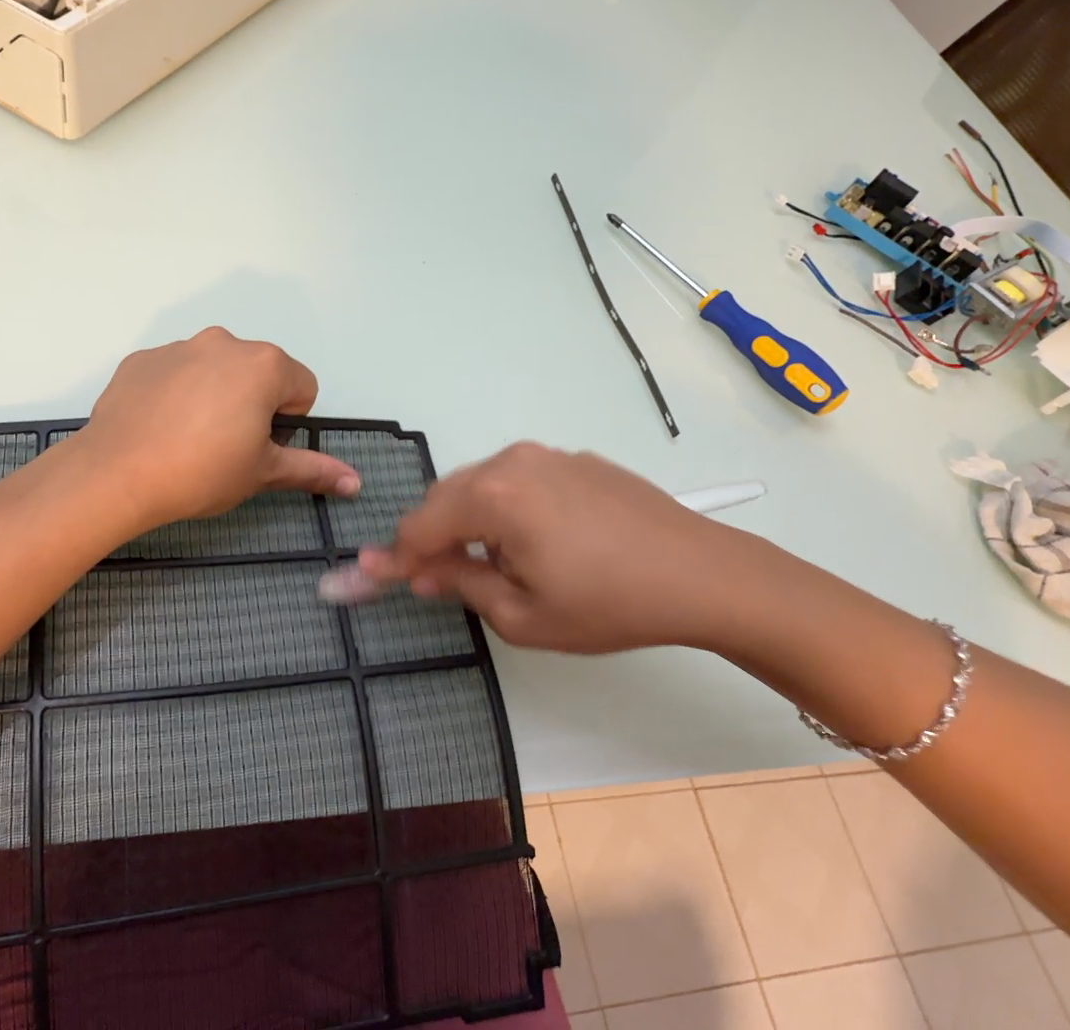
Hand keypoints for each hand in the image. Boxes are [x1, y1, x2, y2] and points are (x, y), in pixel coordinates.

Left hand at [72, 328, 361, 528]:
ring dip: (214, 397)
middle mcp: (224, 343)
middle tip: (227, 448)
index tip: (259, 447)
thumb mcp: (263, 473)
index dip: (288, 422)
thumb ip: (312, 470)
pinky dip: (176, 396)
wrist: (117, 473)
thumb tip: (356, 482)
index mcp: (264, 365)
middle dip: (252, 405)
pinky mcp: (141, 360)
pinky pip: (174, 374)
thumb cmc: (202, 472)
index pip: (302, 387)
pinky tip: (160, 430)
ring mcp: (178, 347)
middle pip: (258, 373)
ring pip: (214, 371)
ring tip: (189, 441)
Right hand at [358, 443, 747, 652]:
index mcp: (493, 496)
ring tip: (488, 565)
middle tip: (432, 579)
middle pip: (447, 497)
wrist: (704, 575)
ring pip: (483, 485)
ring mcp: (550, 456)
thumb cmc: (607, 604)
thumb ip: (460, 585)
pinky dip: (506, 509)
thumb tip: (420, 572)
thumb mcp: (522, 614)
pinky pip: (521, 482)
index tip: (365, 579)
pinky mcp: (580, 462)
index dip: (392, 558)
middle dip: (431, 537)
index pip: (420, 525)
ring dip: (469, 522)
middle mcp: (514, 462)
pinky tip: (534, 544)